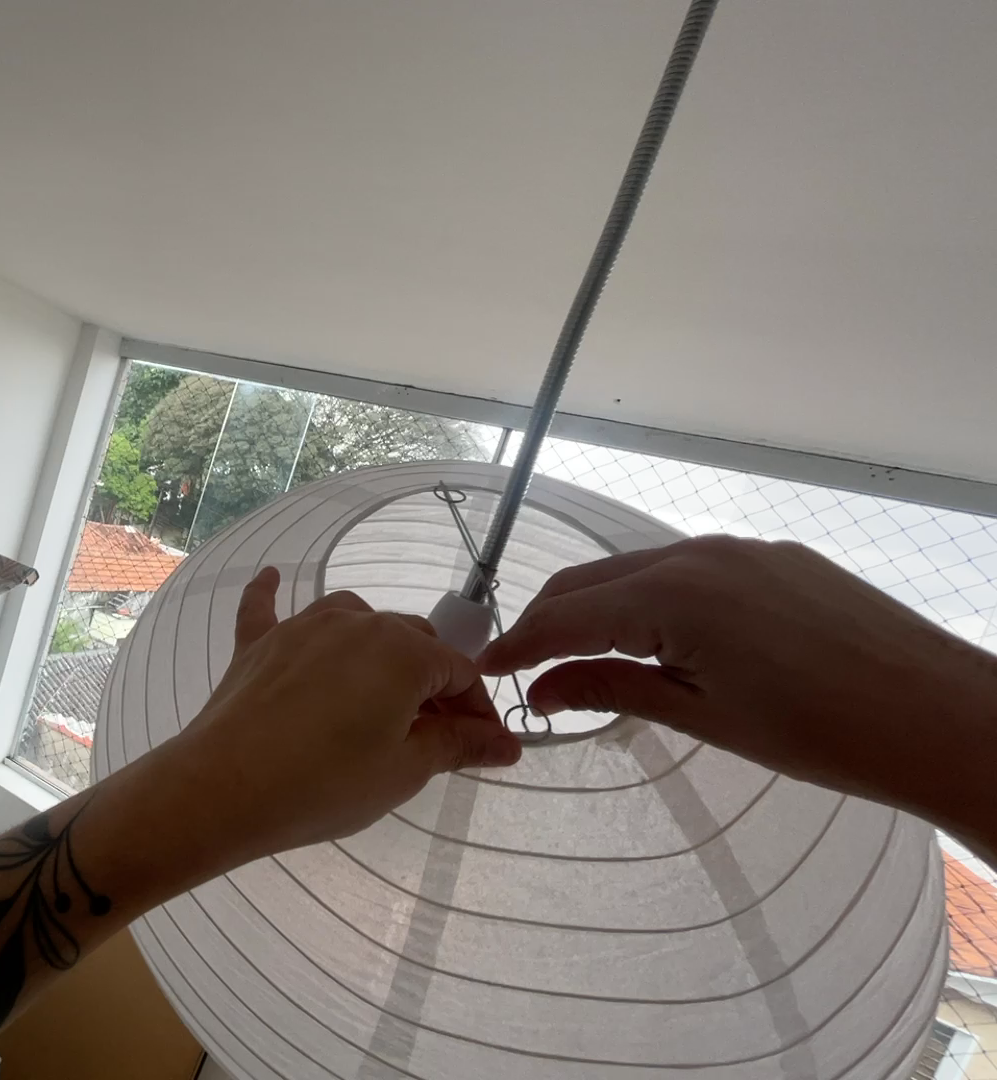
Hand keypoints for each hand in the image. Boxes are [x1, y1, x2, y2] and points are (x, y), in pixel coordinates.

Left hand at [162, 567, 521, 863]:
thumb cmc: (326, 782)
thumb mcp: (403, 769)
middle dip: (431, 681)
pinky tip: (273, 576)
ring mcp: (298, 628)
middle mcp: (351, 622)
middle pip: (409, 640)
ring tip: (381, 688)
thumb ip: (456, 744)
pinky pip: (264, 606)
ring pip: (351, 616)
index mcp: (400, 650)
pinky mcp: (255, 643)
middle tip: (435, 732)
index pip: (458, 671)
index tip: (482, 746)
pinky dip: (271, 592)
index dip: (476, 710)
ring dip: (374, 645)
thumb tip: (505, 741)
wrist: (227, 784)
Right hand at [479, 535, 996, 839]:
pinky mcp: (770, 556)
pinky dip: (642, 598)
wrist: (966, 725)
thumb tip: (537, 694)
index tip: (484, 668)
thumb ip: (606, 691)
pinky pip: (678, 568)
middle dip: (545, 622)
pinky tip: (653, 634)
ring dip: (592, 608)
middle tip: (525, 665)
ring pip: (627, 571)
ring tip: (583, 653)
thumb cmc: (826, 734)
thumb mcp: (700, 716)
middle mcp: (694, 555)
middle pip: (583, 582)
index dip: (516, 644)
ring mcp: (736, 549)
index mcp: (672, 595)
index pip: (563, 616)